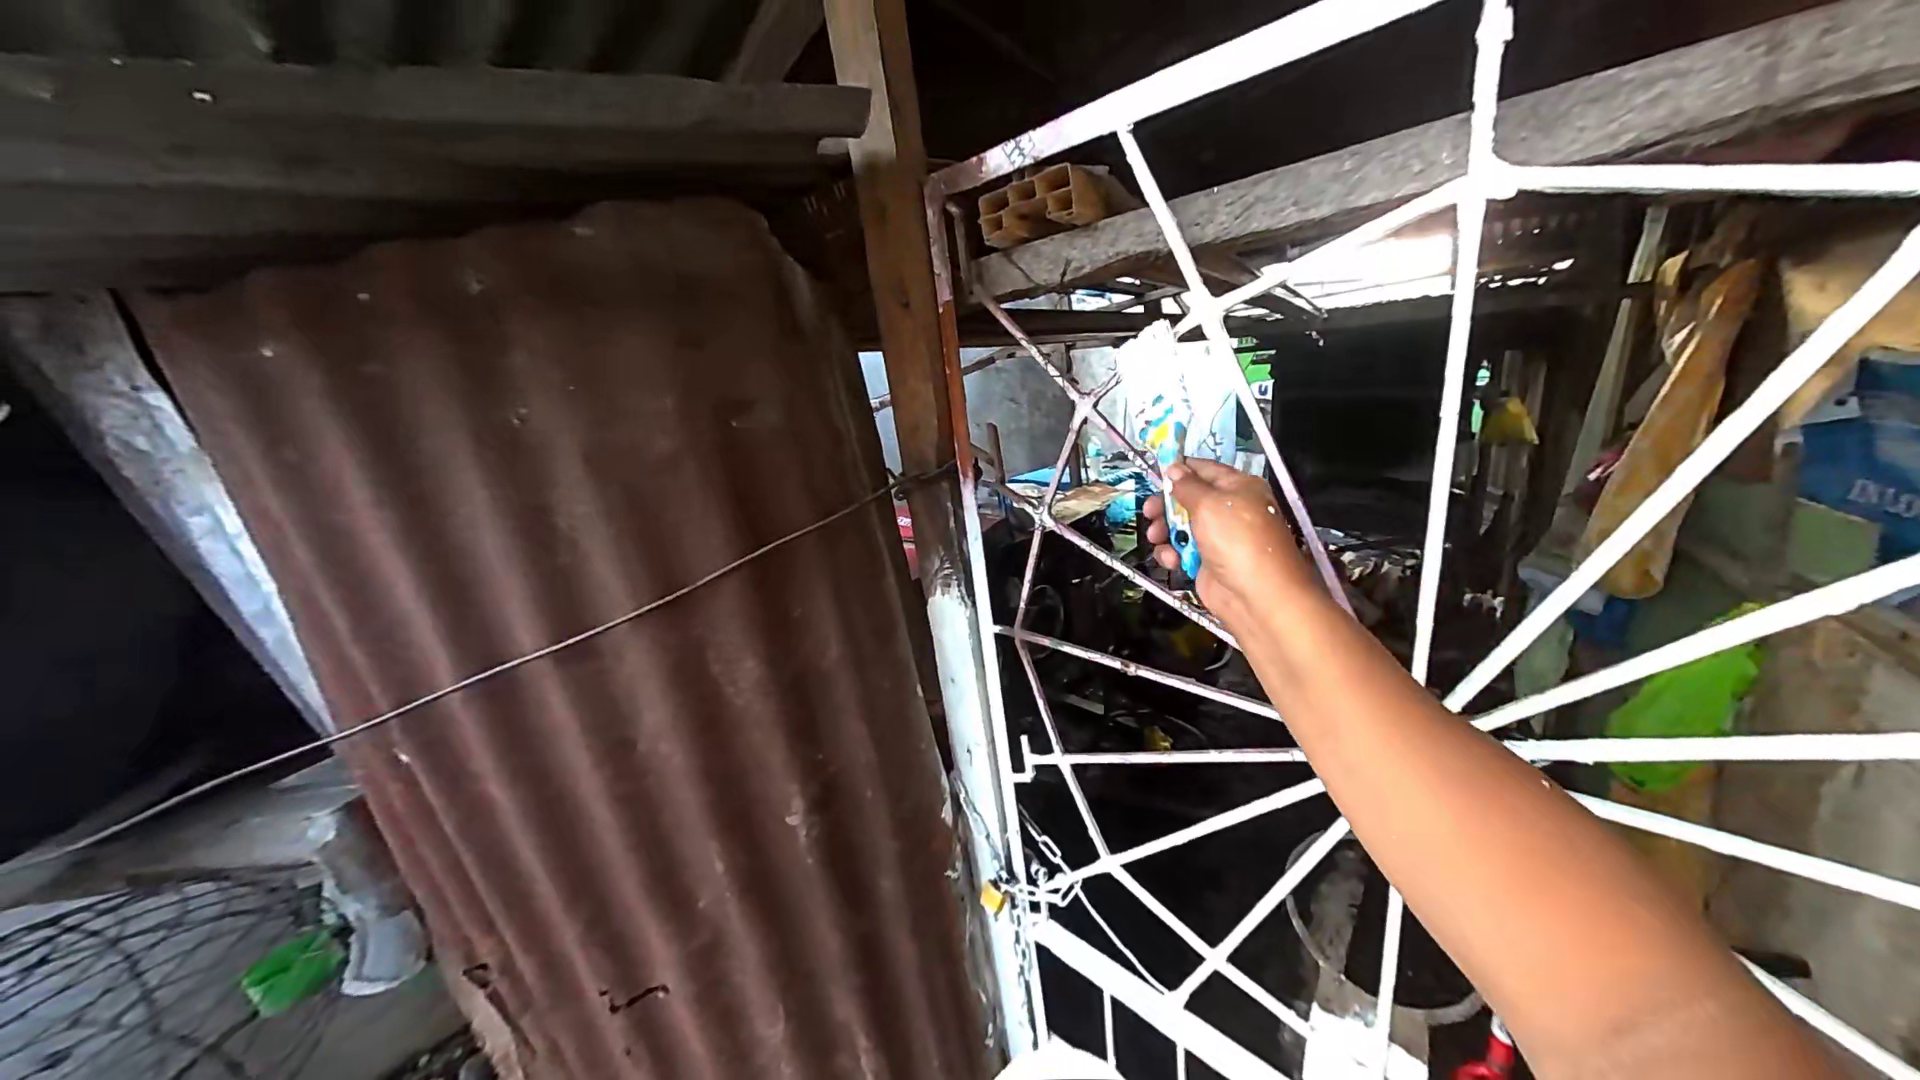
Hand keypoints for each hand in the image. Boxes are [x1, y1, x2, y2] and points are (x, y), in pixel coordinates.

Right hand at [1143, 459, 1320, 632]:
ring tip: (1157, 537)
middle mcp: (1228, 510)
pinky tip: (1171, 559)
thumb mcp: (1209, 503)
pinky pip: (1181, 551)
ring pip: (1180, 526)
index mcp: (1237, 487)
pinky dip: (1172, 554)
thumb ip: (1186, 484)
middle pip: (1188, 499)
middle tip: (1149, 511)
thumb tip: (1175, 468)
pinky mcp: (1206, 562)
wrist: (1255, 594)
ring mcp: (1217, 537)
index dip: (1180, 470)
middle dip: (1165, 505)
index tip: (1156, 473)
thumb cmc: (1236, 539)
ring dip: (1165, 531)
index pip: (1204, 469)